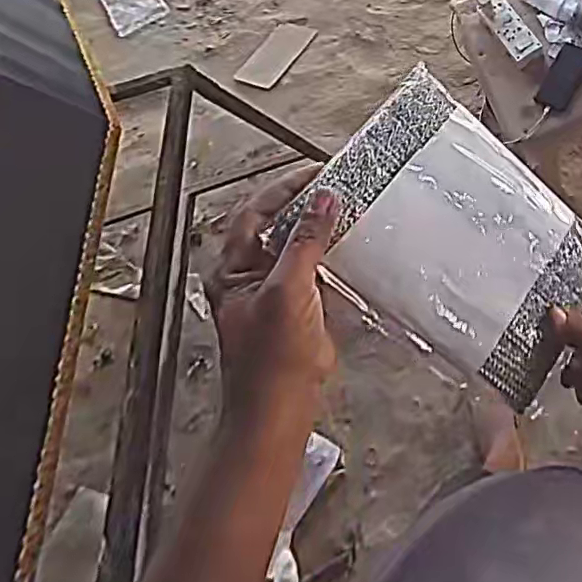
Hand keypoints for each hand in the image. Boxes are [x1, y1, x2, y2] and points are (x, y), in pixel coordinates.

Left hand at [206, 166, 337, 419]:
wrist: (282, 407)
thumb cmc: (271, 359)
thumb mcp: (288, 290)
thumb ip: (305, 242)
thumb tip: (323, 201)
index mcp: (232, 268)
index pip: (256, 212)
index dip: (285, 189)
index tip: (317, 174)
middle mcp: (250, 273)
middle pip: (276, 223)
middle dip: (305, 203)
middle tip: (335, 184)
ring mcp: (275, 287)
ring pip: (297, 243)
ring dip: (319, 224)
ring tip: (346, 205)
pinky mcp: (298, 301)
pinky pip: (314, 263)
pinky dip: (331, 249)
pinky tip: (348, 240)